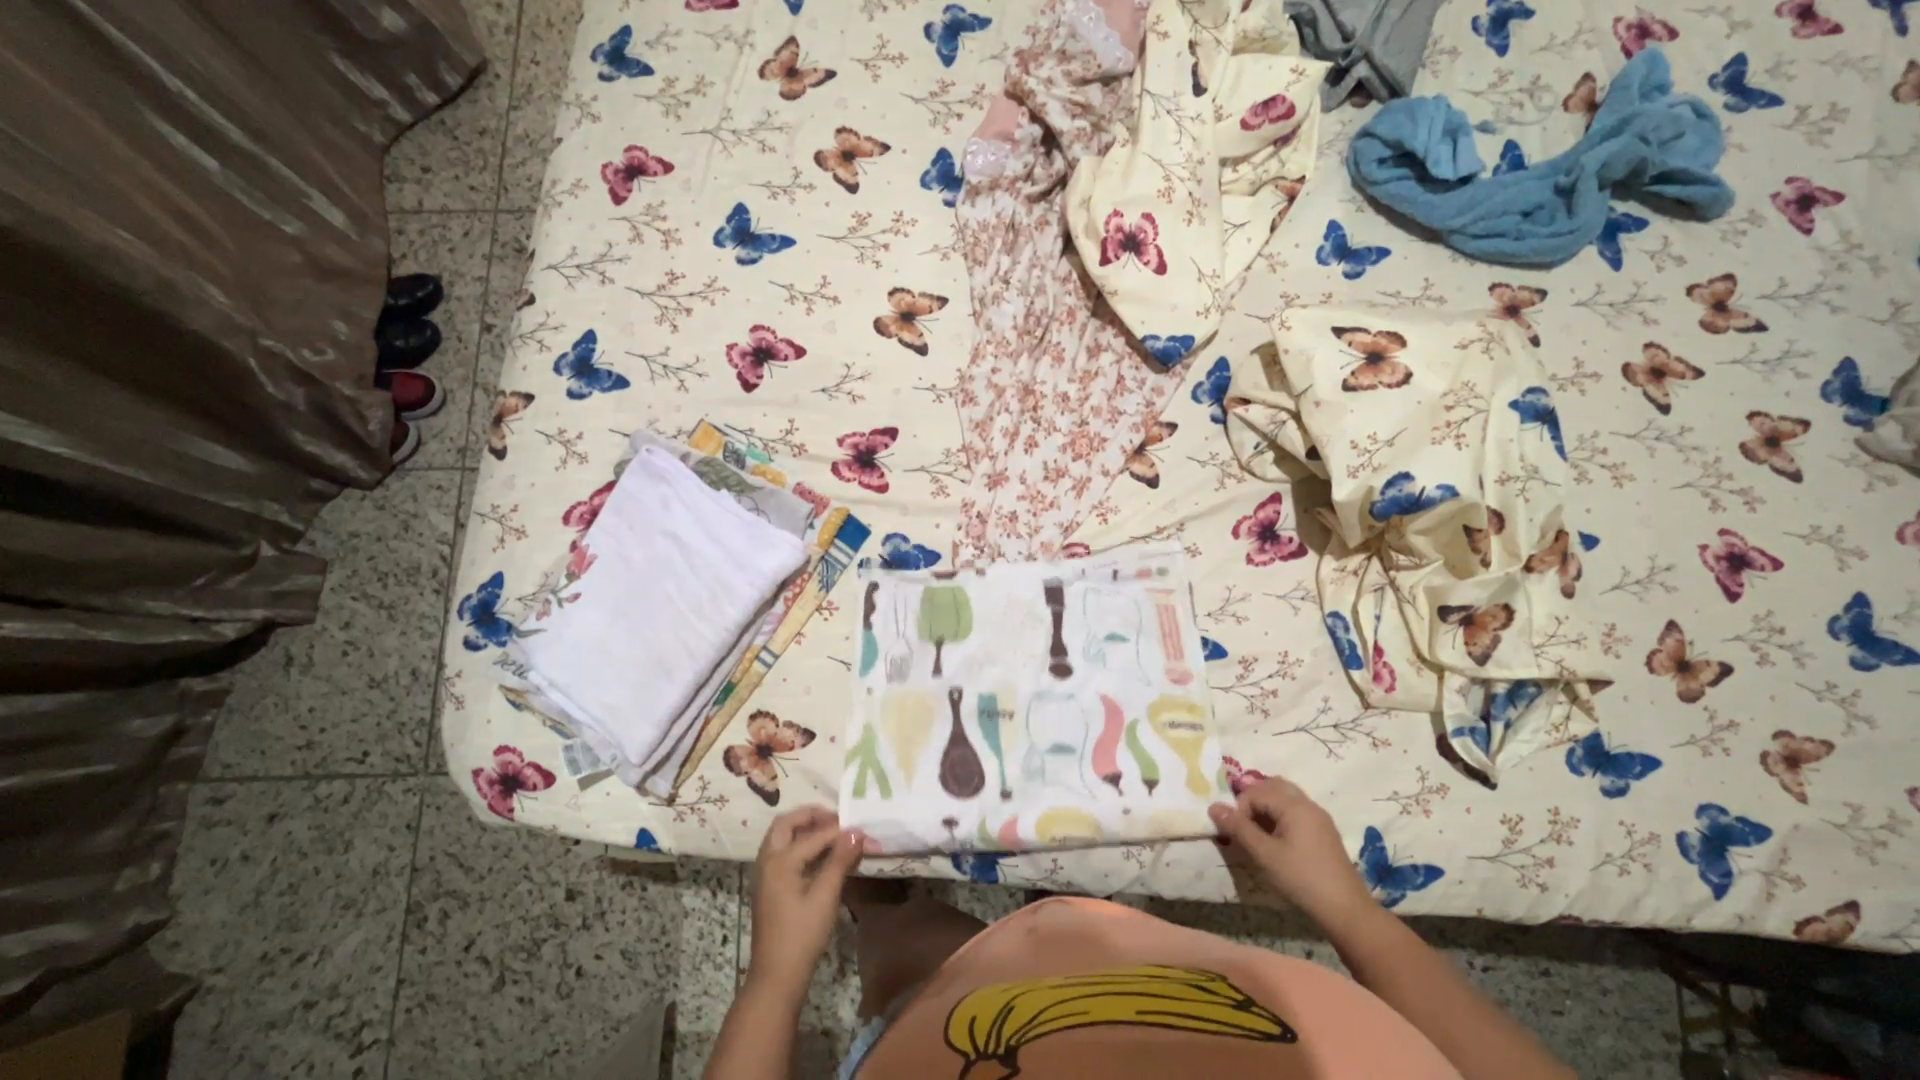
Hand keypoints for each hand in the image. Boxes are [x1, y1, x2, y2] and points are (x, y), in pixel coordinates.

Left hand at [748, 805, 864, 990]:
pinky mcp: (767, 885)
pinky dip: (798, 843)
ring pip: (780, 837)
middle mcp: (767, 860)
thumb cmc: (802, 935)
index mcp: (780, 861)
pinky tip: (818, 854)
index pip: (814, 835)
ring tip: (830, 832)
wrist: (777, 973)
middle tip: (837, 818)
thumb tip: (856, 832)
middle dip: (810, 816)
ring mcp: (764, 873)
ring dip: (803, 828)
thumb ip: (839, 861)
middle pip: (785, 824)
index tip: (861, 827)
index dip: (839, 830)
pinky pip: (780, 851)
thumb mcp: (825, 897)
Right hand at [1209, 776, 1375, 928]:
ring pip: (1285, 799)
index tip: (1237, 835)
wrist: (1345, 908)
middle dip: (1253, 802)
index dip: (1240, 809)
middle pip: (1273, 787)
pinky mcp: (1323, 832)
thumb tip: (1213, 807)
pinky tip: (1276, 843)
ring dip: (1266, 810)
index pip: (1256, 792)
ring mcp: (1318, 818)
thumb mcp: (1264, 854)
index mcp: (1294, 805)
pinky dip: (1280, 818)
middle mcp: (1308, 804)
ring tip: (1257, 835)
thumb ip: (1238, 828)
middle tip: (1244, 828)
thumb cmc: (1301, 878)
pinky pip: (1296, 813)